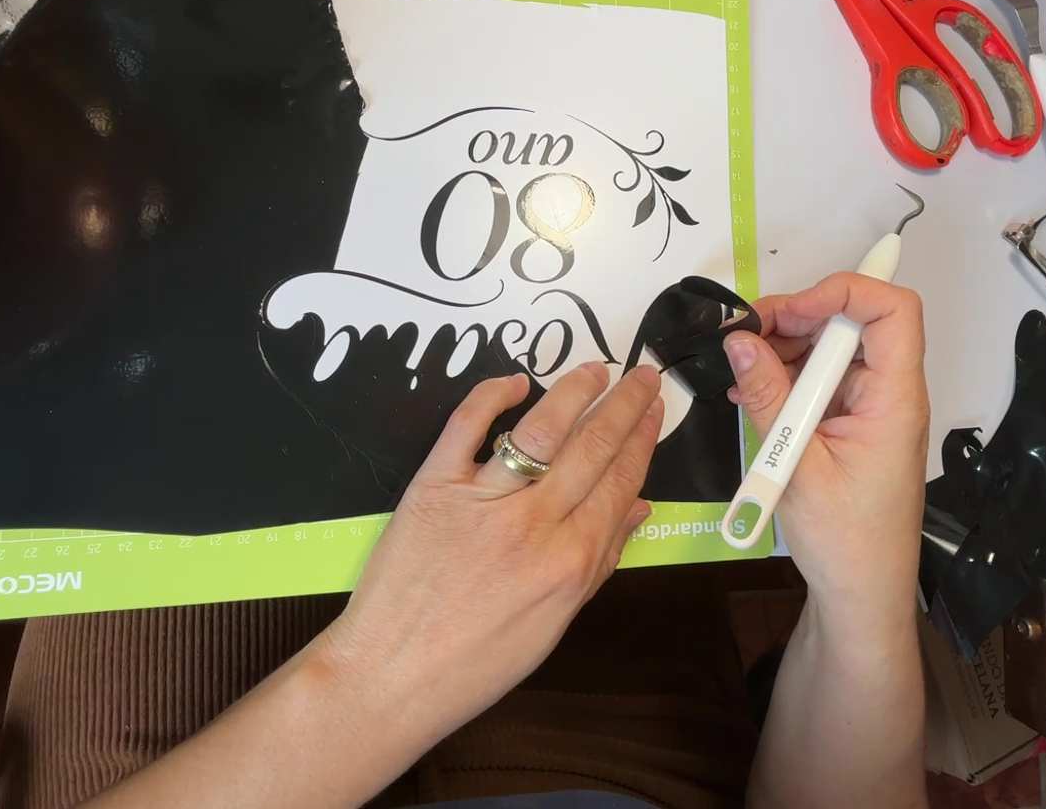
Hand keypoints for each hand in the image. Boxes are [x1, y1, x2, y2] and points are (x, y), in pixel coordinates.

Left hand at [314, 362, 662, 745]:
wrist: (391, 676)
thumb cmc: (478, 661)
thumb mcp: (555, 622)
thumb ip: (601, 560)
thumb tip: (638, 508)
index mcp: (571, 561)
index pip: (619, 482)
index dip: (641, 440)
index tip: (653, 411)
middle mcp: (534, 524)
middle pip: (591, 448)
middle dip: (624, 405)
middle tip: (642, 375)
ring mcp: (483, 500)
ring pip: (541, 430)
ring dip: (574, 392)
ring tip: (596, 368)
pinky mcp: (434, 485)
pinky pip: (466, 427)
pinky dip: (491, 396)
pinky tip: (516, 382)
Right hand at [723, 273, 928, 614]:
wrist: (860, 593)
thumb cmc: (843, 541)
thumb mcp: (796, 466)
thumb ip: (767, 397)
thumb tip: (740, 339)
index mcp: (893, 401)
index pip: (893, 312)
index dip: (844, 293)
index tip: (789, 311)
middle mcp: (885, 392)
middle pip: (852, 321)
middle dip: (795, 316)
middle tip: (743, 337)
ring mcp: (864, 404)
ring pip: (828, 345)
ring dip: (780, 345)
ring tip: (739, 367)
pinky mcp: (844, 418)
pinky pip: (814, 376)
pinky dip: (779, 373)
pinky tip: (748, 389)